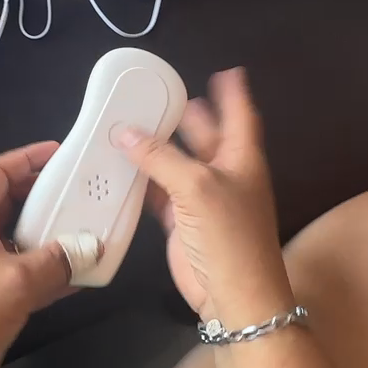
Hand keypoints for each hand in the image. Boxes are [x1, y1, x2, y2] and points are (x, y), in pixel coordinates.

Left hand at [0, 141, 76, 367]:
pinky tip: (82, 272)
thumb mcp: (14, 281)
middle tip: (82, 187)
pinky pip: (27, 270)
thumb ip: (57, 261)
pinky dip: (52, 268)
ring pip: (21, 237)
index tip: (61, 152)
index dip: (27, 158)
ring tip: (88, 223)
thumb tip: (93, 247)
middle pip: (11, 202)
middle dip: (45, 192)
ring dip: (52, 231)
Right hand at [116, 68, 292, 324]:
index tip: (226, 71)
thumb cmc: (230, 236)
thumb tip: (127, 134)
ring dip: (160, 147)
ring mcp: (203, 198)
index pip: (240, 115)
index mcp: (242, 158)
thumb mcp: (197, 187)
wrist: (233, 296)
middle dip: (189, 115)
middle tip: (165, 94)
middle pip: (206, 135)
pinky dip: (145, 180)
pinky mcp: (183, 221)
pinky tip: (125, 166)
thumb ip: (160, 158)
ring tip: (136, 122)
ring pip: (179, 162)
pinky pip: (161, 191)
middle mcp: (225, 173)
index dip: (234, 93)